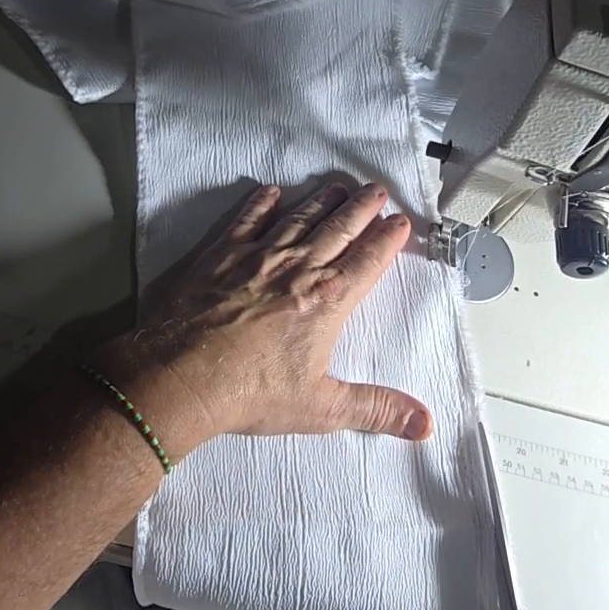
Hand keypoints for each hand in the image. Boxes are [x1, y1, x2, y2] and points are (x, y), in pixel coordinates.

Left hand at [96, 182, 430, 458]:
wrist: (183, 375)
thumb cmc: (251, 392)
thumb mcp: (320, 408)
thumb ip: (376, 409)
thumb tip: (425, 424)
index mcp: (327, 301)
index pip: (367, 262)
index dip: (387, 240)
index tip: (400, 222)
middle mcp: (298, 269)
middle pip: (338, 230)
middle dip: (361, 208)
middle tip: (377, 189)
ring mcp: (258, 256)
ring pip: (298, 218)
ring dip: (321, 200)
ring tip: (338, 185)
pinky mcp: (222, 253)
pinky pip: (246, 219)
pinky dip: (260, 203)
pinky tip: (271, 192)